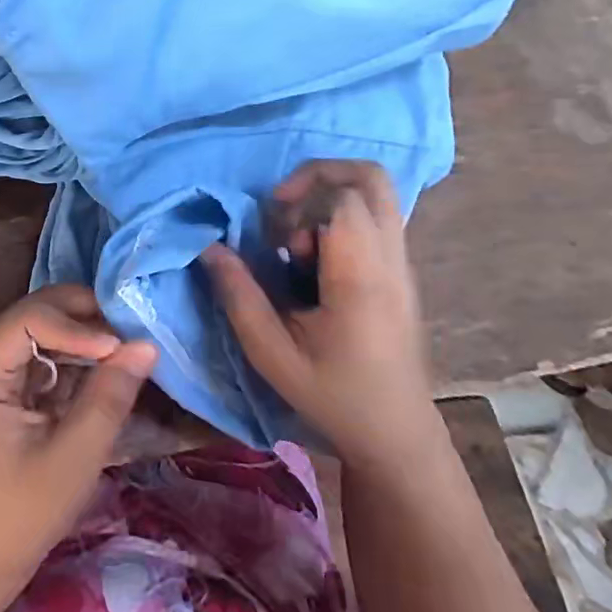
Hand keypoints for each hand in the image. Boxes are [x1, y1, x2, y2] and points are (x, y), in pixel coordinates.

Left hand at [0, 285, 157, 583]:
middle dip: (84, 316)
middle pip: (37, 310)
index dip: (75, 325)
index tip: (116, 348)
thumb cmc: (25, 510)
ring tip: (126, 347)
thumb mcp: (74, 457)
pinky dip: (82, 350)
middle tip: (129, 333)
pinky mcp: (17, 380)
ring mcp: (0, 367)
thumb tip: (145, 345)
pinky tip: (109, 363)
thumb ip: (108, 398)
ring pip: (47, 322)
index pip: (29, 319)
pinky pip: (52, 346)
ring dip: (86, 330)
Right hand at [202, 160, 435, 464]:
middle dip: (319, 176)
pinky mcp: (400, 273)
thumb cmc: (333, 396)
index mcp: (362, 276)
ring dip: (328, 202)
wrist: (397, 435)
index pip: (344, 196)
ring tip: (297, 247)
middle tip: (283, 211)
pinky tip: (314, 264)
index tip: (272, 233)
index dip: (300, 195)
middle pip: (371, 177)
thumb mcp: (272, 353)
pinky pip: (374, 219)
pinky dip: (340, 221)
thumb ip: (239, 295)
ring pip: (375, 195)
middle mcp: (391, 258)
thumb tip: (209, 247)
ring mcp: (402, 264)